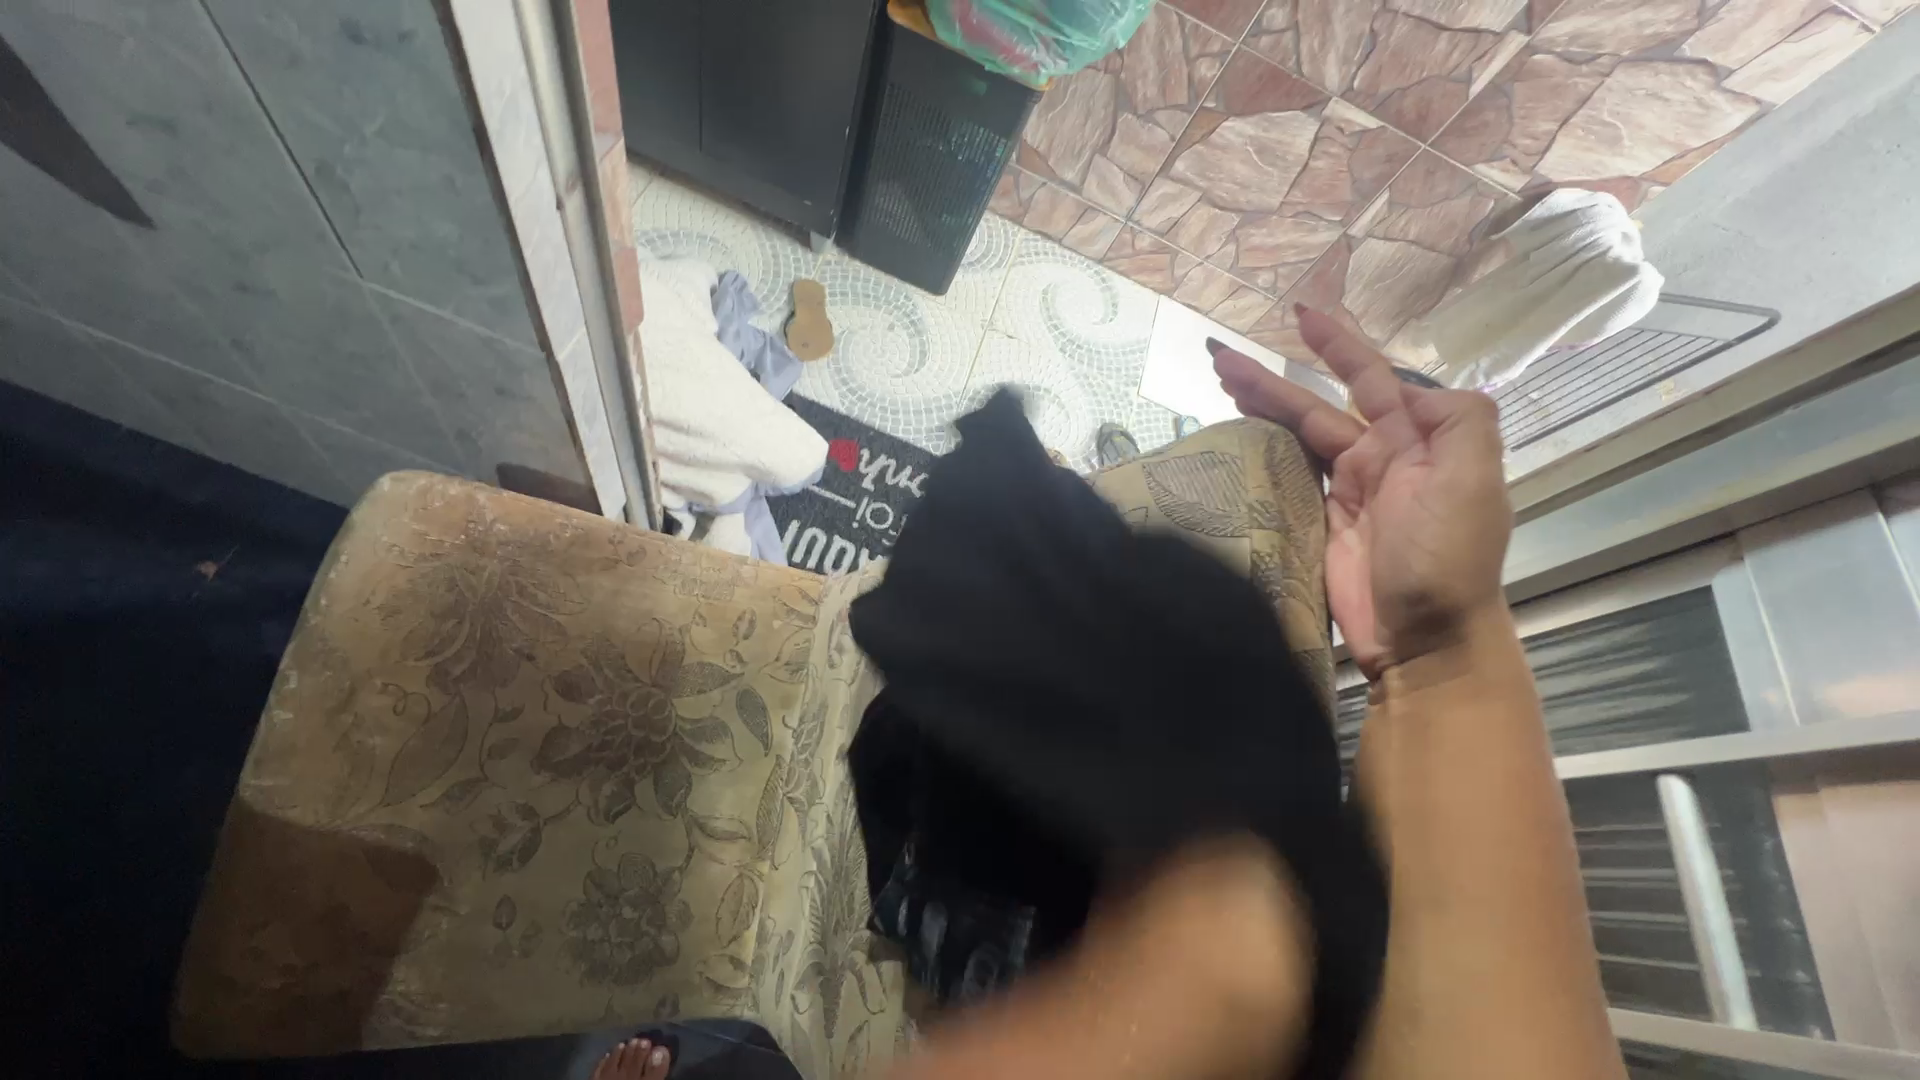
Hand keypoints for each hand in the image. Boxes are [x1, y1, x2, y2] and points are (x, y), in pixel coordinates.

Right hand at [1212, 306, 1511, 676]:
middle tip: (1221, 359)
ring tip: (1219, 388)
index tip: (1301, 316)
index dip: (1338, 345)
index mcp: (1419, 438)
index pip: (1373, 378)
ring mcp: (1348, 490)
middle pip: (1319, 405)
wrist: (1424, 636)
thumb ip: (1456, 419)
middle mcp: (1381, 456)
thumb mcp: (1473, 481)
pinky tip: (1238, 438)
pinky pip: (1289, 474)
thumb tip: (1409, 386)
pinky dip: (1264, 452)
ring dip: (1261, 409)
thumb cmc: (1447, 558)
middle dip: (1274, 379)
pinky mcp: (1321, 520)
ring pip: (1297, 436)